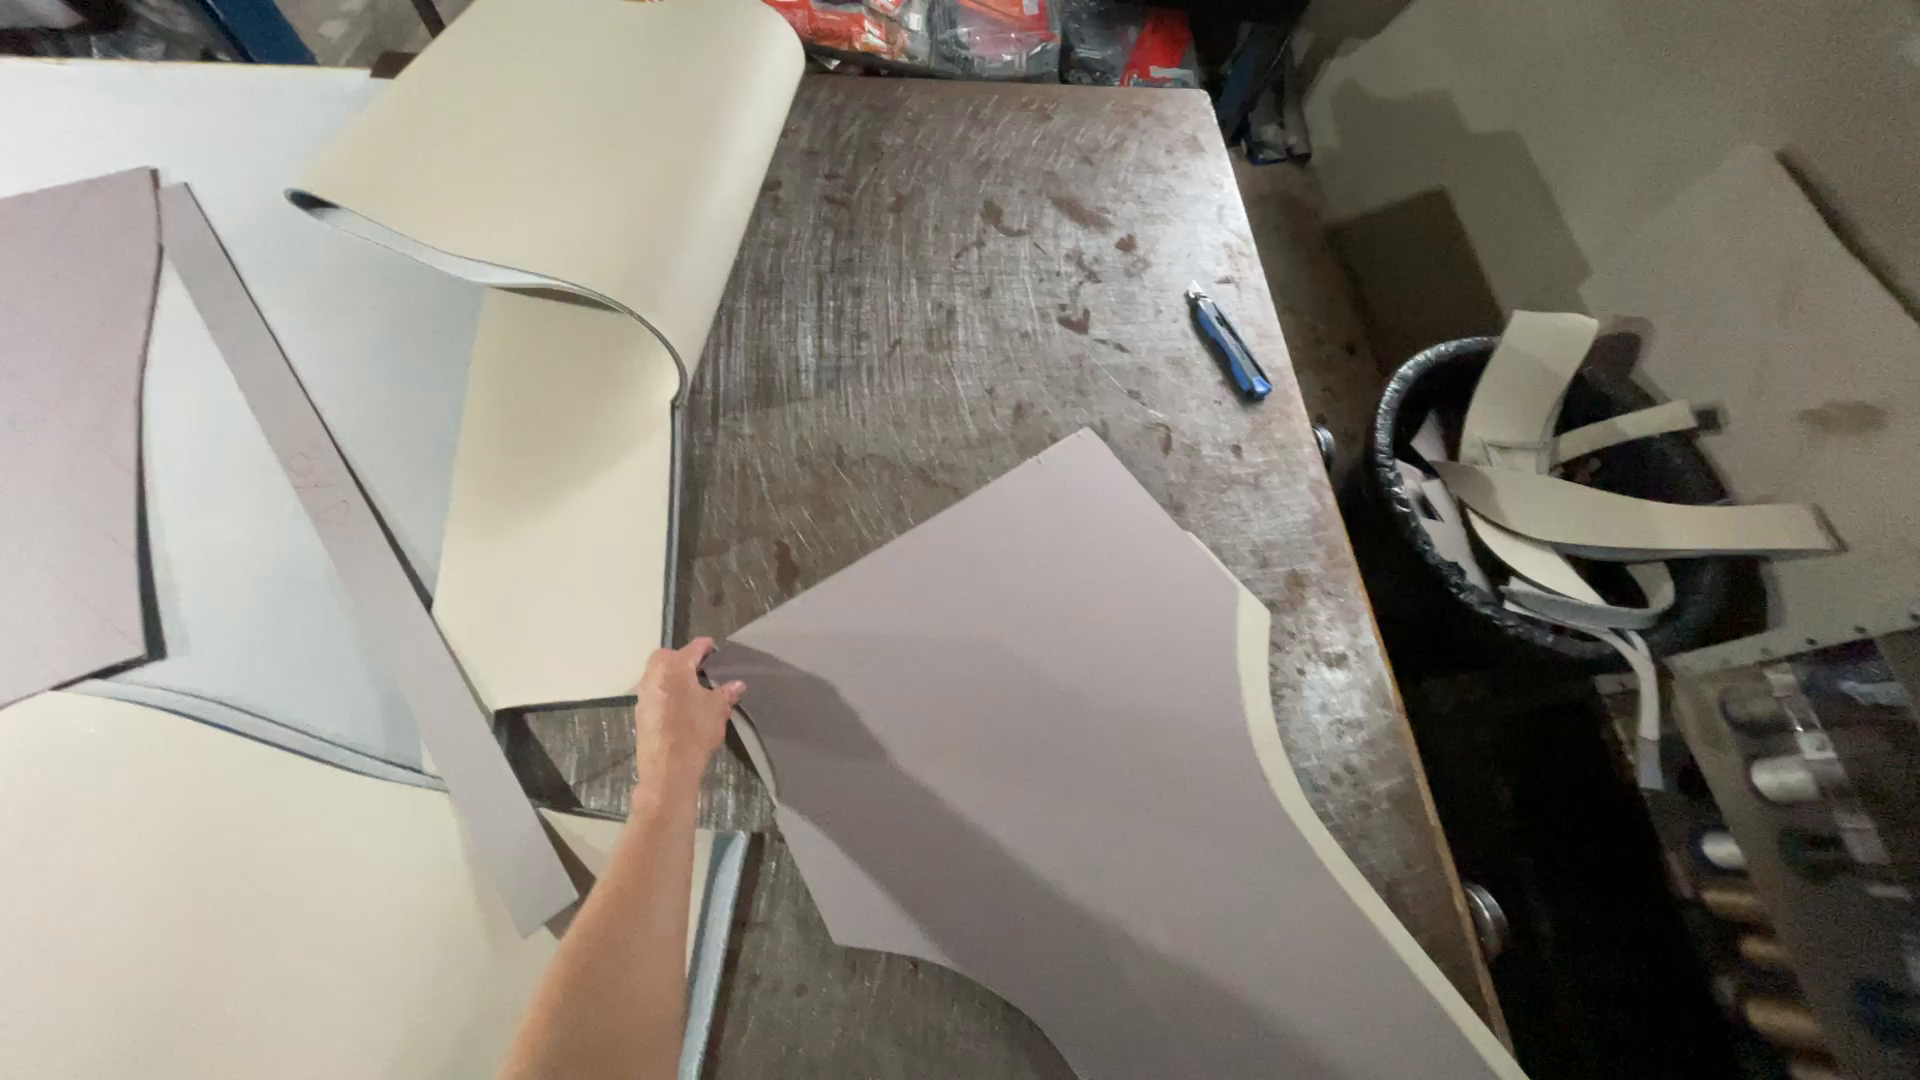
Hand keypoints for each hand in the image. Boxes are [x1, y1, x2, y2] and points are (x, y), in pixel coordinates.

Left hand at [630, 638, 743, 806]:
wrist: (668, 769)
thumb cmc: (695, 732)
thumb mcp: (718, 709)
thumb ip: (726, 693)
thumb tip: (737, 685)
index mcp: (674, 668)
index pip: (693, 648)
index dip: (706, 646)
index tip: (715, 648)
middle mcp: (654, 676)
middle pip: (666, 656)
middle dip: (683, 658)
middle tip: (700, 668)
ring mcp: (643, 695)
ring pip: (657, 675)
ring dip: (672, 676)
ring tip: (692, 689)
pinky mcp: (640, 714)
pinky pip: (654, 693)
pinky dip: (666, 693)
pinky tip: (681, 708)